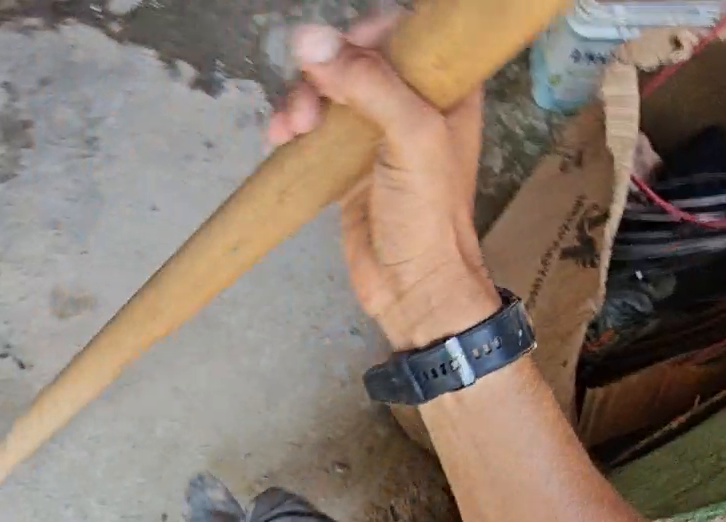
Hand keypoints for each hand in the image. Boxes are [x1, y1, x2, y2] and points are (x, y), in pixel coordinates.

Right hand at [269, 19, 500, 350]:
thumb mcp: (411, 137)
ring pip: (330, 93)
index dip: (368, 33)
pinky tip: (279, 140)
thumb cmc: (427, 213)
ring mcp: (376, 136)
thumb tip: (308, 41)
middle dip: (325, 72)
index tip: (342, 54)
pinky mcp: (347, 167)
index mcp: (446, 87)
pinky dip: (294, 129)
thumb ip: (368, 84)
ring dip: (302, 101)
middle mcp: (411, 104)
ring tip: (289, 130)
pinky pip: (316, 130)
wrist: (412, 286)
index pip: (405, 32)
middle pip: (358, 58)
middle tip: (308, 104)